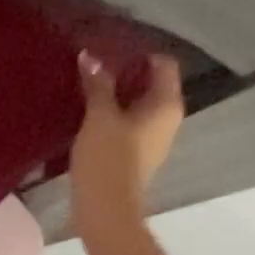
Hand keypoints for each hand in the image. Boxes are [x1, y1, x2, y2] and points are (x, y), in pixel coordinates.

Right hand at [70, 52, 183, 234]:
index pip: (164, 64)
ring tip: (87, 80)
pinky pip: (128, 120)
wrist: (106, 208)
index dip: (140, 52)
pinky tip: (88, 107)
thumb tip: (90, 56)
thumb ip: (97, 83)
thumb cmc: (109, 158)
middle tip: (94, 59)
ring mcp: (153, 137)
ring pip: (138, 102)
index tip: (111, 45)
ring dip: (116, 91)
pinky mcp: (136, 151)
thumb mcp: (100, 115)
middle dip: (125, 70)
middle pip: (151, 82)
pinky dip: (113, 110)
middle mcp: (167, 118)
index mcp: (166, 105)